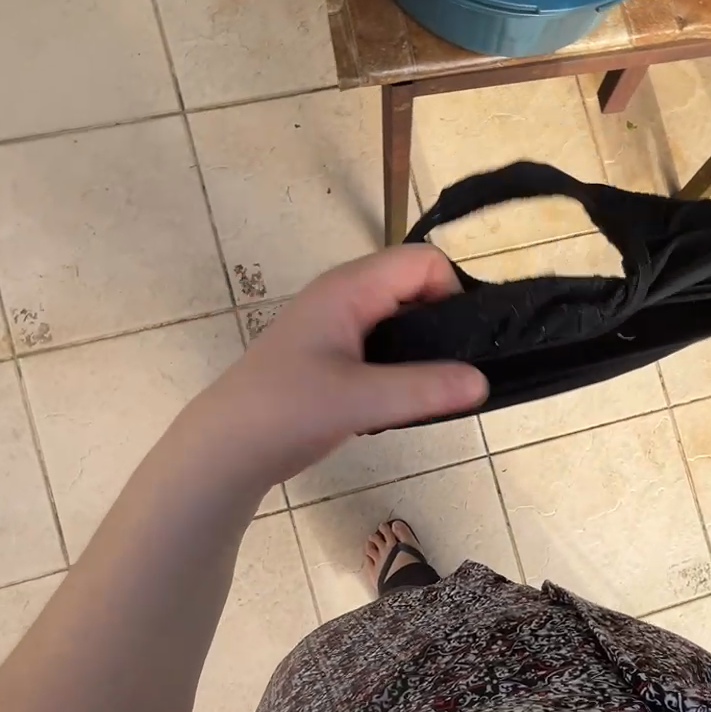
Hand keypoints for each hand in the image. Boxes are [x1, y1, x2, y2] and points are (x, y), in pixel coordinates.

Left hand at [204, 245, 488, 482]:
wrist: (227, 449)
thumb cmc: (286, 411)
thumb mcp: (360, 400)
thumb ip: (424, 389)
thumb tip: (483, 382)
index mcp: (349, 289)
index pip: (422, 262)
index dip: (452, 292)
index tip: (463, 342)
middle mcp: (346, 297)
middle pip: (416, 287)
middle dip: (444, 322)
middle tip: (454, 372)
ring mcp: (340, 327)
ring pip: (403, 320)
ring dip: (426, 349)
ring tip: (434, 390)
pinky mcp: (338, 357)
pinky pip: (388, 346)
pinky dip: (406, 366)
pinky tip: (406, 401)